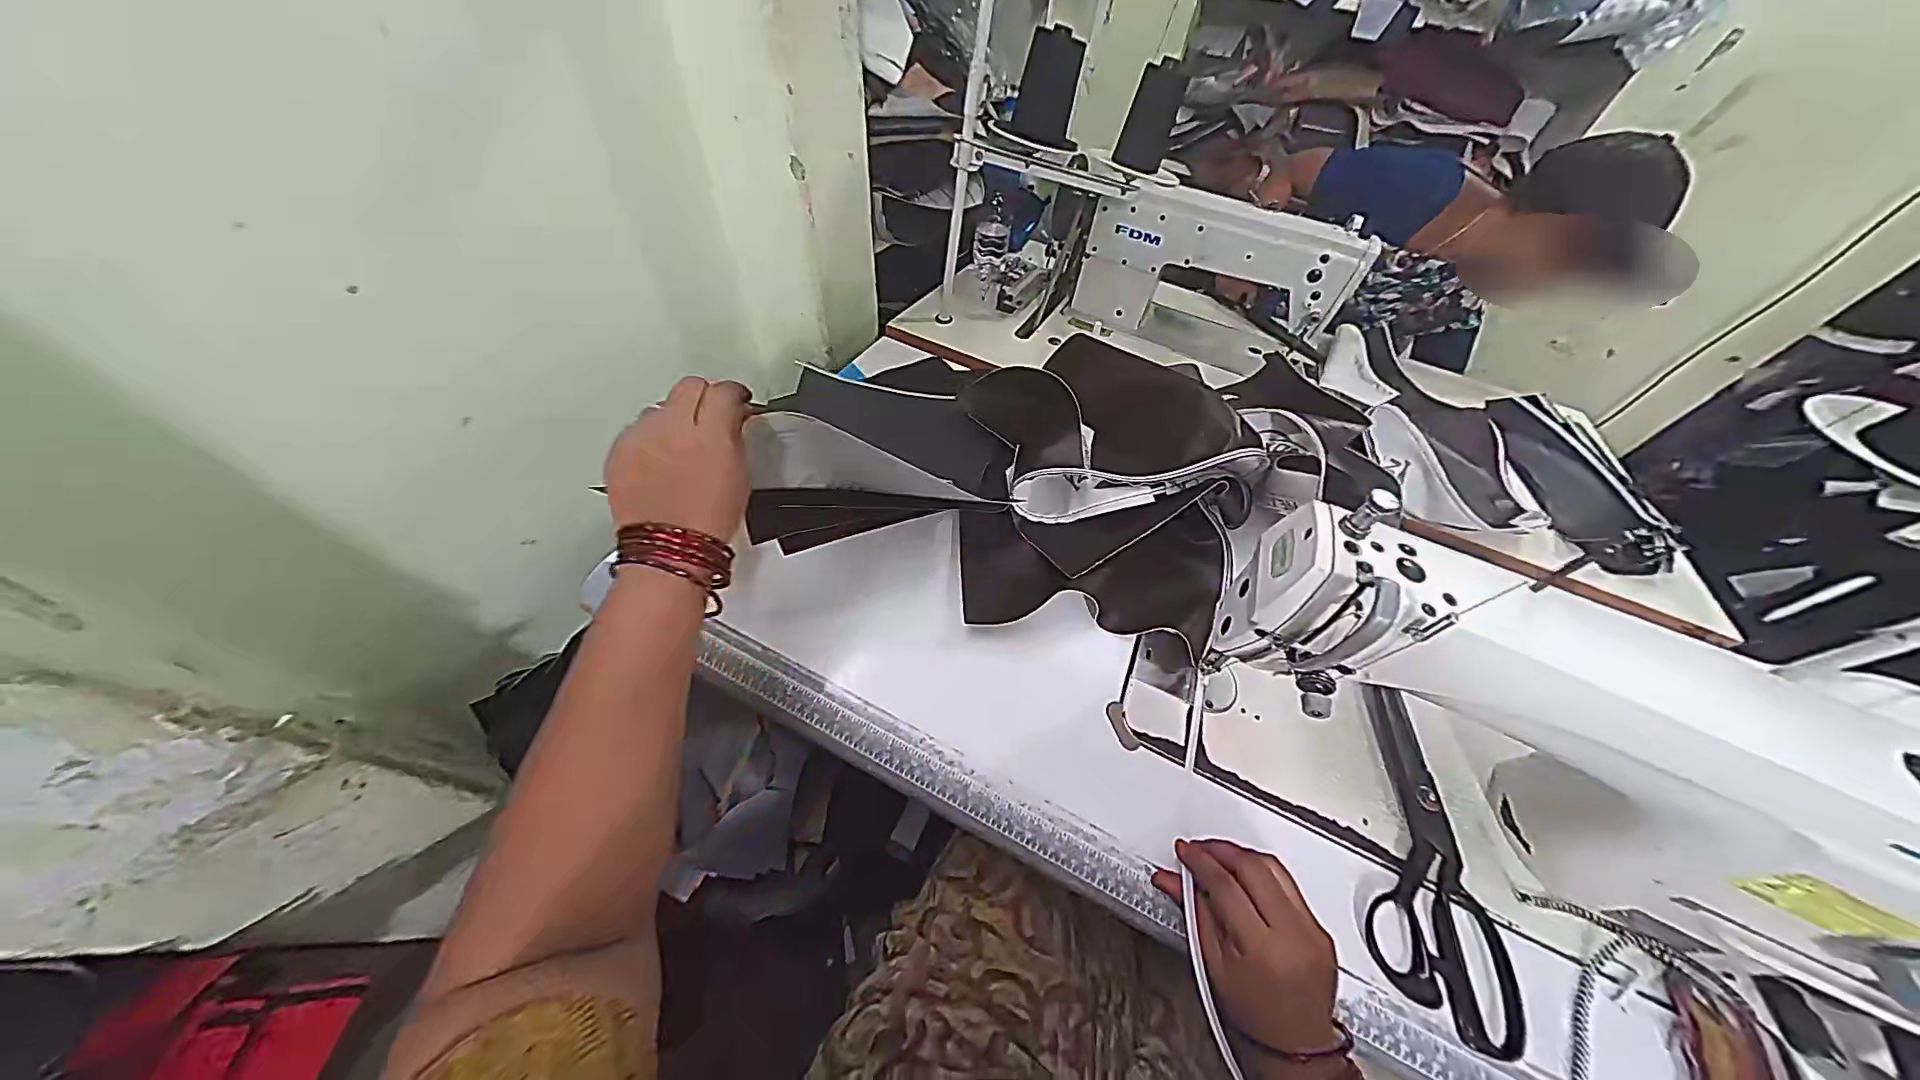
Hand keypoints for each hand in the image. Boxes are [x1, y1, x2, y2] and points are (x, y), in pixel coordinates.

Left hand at [604, 376, 751, 538]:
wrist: (671, 547)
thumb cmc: (707, 519)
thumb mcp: (741, 474)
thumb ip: (735, 436)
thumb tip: (732, 418)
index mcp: (710, 434)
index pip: (722, 391)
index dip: (733, 394)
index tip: (735, 400)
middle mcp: (672, 428)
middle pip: (689, 387)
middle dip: (704, 397)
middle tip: (711, 414)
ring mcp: (642, 437)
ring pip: (661, 407)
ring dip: (674, 419)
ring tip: (683, 446)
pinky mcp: (619, 450)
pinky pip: (638, 429)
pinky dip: (651, 438)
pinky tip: (662, 461)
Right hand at [1153, 839, 1340, 1059]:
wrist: (1297, 1047)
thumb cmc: (1254, 1016)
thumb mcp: (1212, 964)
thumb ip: (1194, 912)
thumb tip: (1173, 879)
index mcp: (1262, 949)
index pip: (1225, 885)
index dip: (1200, 861)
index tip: (1186, 853)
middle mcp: (1293, 936)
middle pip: (1252, 868)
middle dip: (1221, 850)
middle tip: (1200, 850)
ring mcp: (1312, 931)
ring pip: (1274, 868)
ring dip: (1243, 856)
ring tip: (1220, 857)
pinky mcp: (1322, 929)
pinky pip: (1290, 884)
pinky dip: (1264, 872)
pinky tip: (1247, 875)